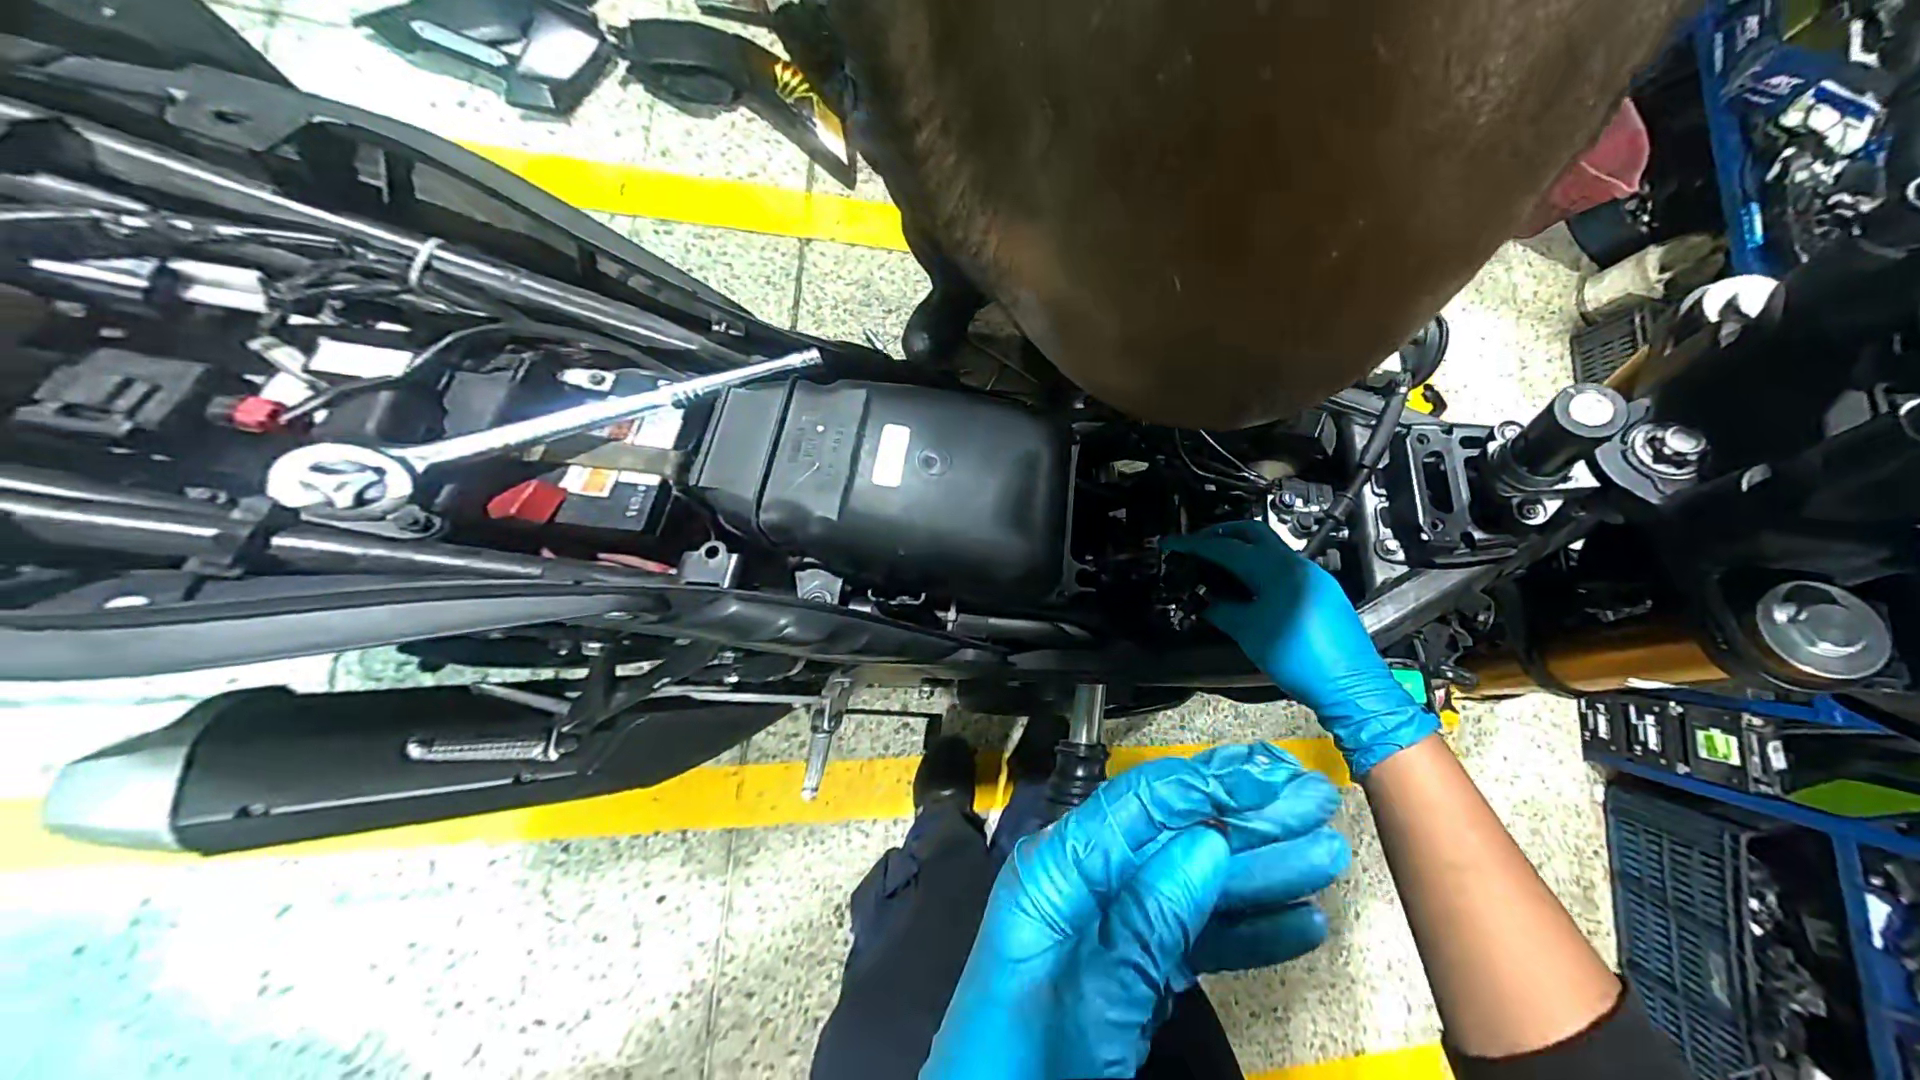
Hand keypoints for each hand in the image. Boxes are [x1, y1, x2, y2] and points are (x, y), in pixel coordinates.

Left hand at [921, 743, 1349, 1079]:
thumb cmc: (1029, 1063)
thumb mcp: (1093, 996)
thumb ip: (1147, 918)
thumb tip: (1207, 841)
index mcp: (1058, 870)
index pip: (1139, 803)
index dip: (1208, 782)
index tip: (1269, 773)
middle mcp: (1084, 883)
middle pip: (1173, 835)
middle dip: (1245, 815)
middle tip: (1312, 794)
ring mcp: (1110, 925)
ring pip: (1193, 884)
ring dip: (1259, 869)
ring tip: (1324, 849)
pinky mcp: (1130, 968)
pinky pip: (1193, 936)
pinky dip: (1245, 930)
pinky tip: (1299, 921)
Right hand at [1161, 520, 1438, 776]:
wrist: (1351, 686)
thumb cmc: (1298, 658)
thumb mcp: (1248, 633)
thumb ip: (1222, 610)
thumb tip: (1205, 601)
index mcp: (1277, 570)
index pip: (1225, 547)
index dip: (1194, 544)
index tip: (1172, 543)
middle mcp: (1297, 565)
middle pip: (1252, 533)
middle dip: (1221, 533)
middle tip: (1197, 543)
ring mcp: (1313, 576)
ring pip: (1270, 549)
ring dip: (1241, 550)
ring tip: (1217, 564)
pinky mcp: (1321, 591)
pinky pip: (1284, 566)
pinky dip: (1259, 567)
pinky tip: (1247, 585)